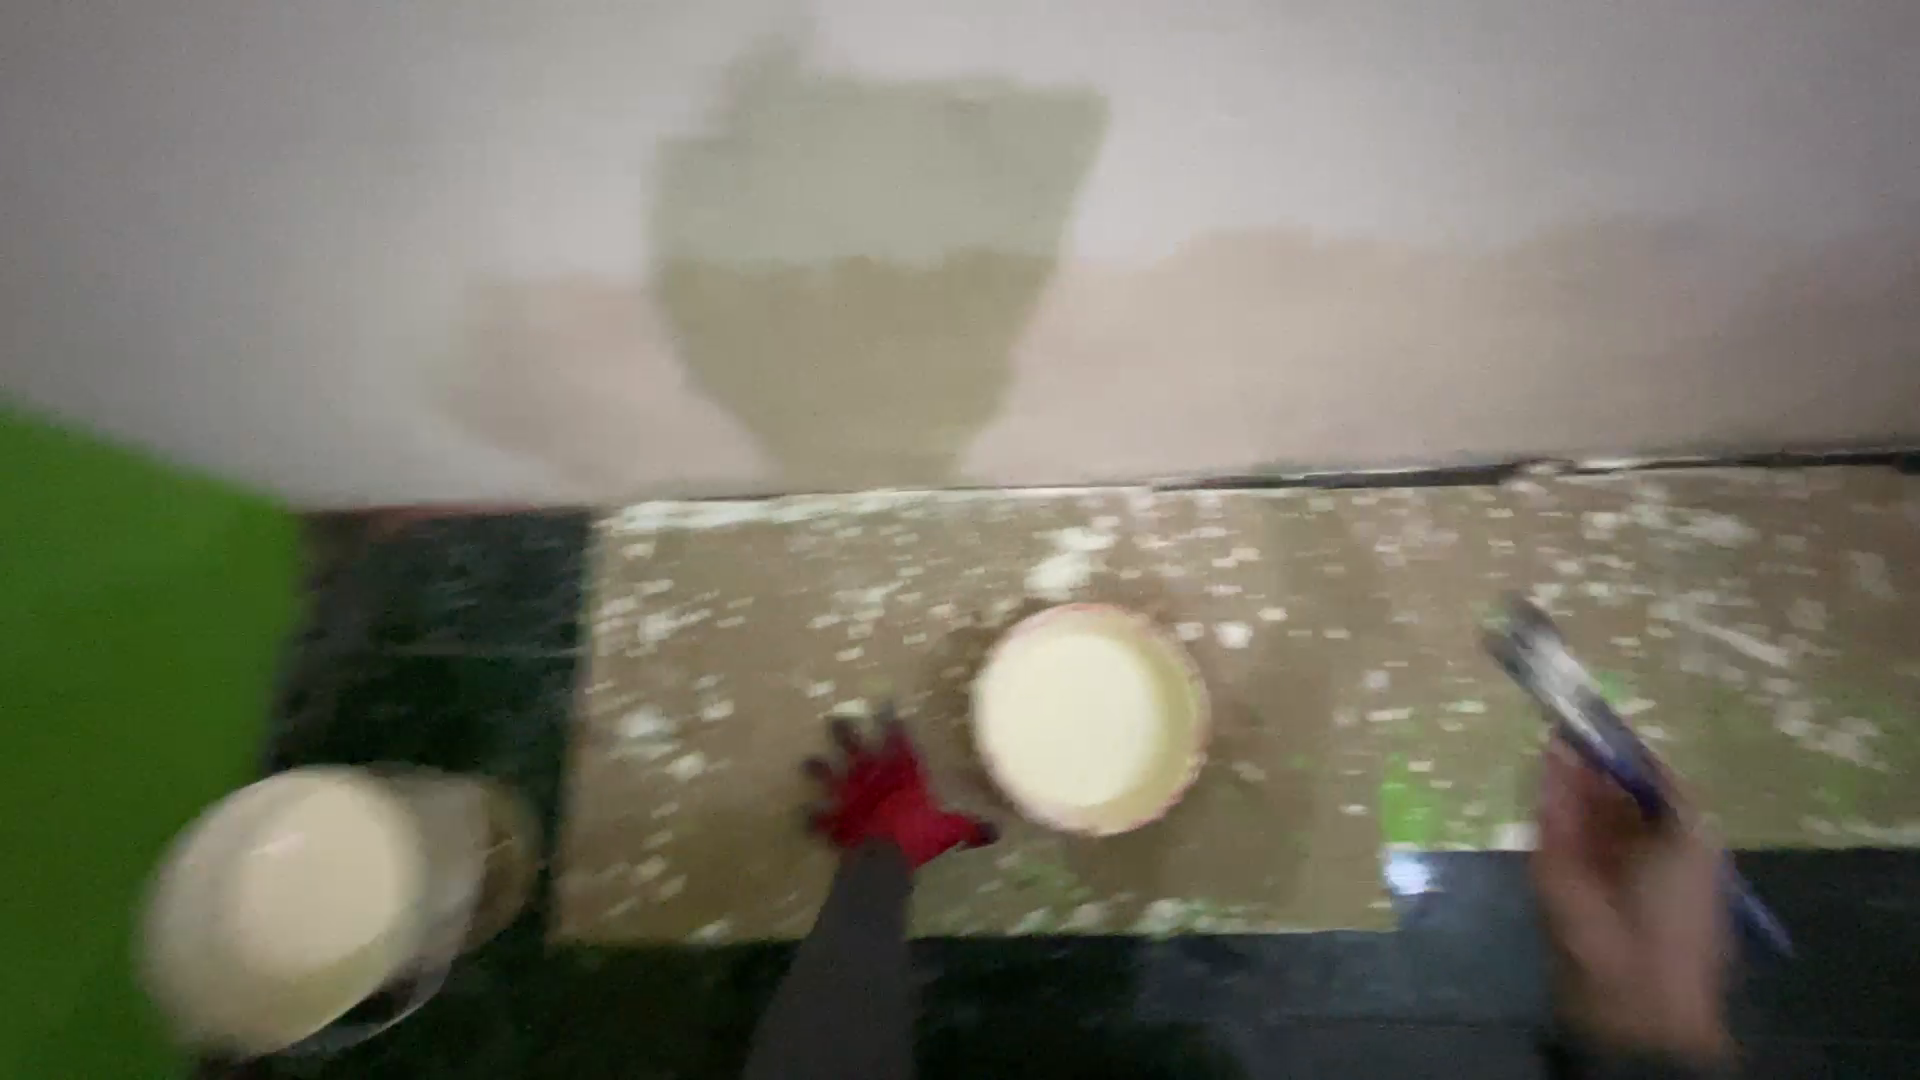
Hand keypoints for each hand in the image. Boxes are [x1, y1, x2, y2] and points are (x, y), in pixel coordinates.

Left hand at [803, 704, 996, 869]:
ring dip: (817, 768)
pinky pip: (817, 818)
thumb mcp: (951, 829)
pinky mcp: (832, 820)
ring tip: (806, 761)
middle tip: (834, 716)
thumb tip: (996, 832)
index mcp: (900, 769)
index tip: (883, 699)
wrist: (883, 854)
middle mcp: (870, 773)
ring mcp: (846, 795)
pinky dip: (809, 819)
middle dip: (844, 730)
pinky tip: (800, 815)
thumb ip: (971, 827)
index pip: (896, 734)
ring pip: (827, 774)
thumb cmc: (919, 833)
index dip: (890, 716)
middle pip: (853, 744)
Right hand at [1532, 738, 1731, 1064]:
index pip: (1646, 790)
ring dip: (1570, 762)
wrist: (1626, 966)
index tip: (1615, 725)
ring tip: (1560, 724)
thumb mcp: (1694, 845)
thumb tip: (1641, 752)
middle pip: (1607, 786)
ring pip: (1575, 793)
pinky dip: (1548, 780)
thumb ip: (1671, 794)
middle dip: (1597, 755)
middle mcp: (1625, 839)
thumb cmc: (1677, 907)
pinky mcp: (1547, 849)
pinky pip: (1548, 808)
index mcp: (1668, 842)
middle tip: (1581, 717)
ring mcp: (1583, 844)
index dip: (1632, 759)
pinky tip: (1548, 751)